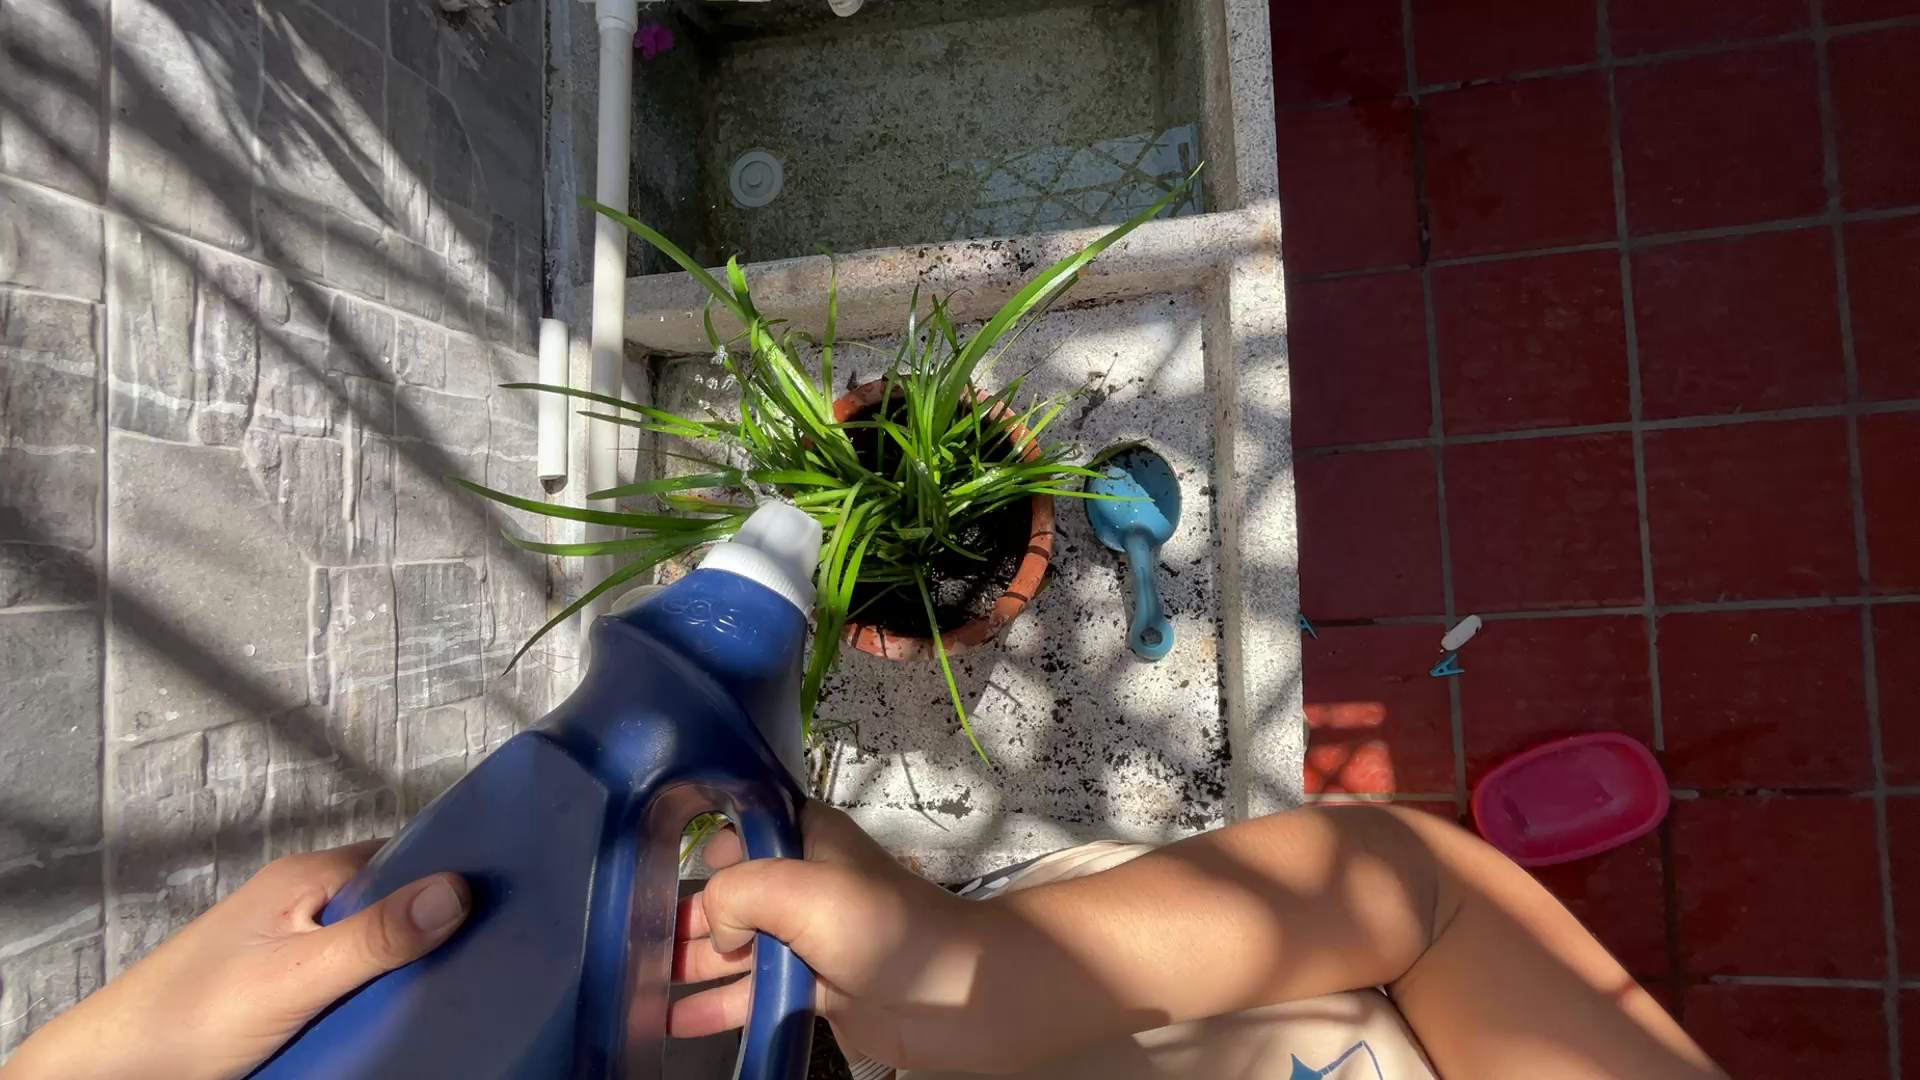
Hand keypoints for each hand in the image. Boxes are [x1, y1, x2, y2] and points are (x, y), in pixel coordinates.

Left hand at [3, 842, 469, 1079]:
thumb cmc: (179, 1023)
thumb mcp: (293, 978)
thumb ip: (375, 934)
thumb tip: (460, 890)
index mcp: (313, 872)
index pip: (411, 854)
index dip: (451, 875)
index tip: (492, 902)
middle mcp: (306, 893)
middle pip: (397, 895)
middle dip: (427, 924)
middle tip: (462, 952)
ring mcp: (291, 935)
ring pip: (375, 933)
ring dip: (398, 958)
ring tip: (426, 981)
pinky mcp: (281, 976)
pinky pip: (352, 965)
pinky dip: (371, 982)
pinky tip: (380, 1003)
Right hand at [669, 802, 1003, 1071]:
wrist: (945, 992)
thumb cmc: (878, 925)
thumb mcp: (803, 889)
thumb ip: (740, 892)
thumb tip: (713, 925)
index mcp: (806, 837)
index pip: (745, 826)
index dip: (707, 844)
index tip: (656, 865)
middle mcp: (801, 878)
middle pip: (731, 889)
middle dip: (686, 910)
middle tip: (630, 935)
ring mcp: (803, 933)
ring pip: (735, 942)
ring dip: (692, 960)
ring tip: (637, 981)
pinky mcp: (808, 981)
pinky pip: (750, 988)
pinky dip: (714, 1002)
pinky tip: (672, 1020)